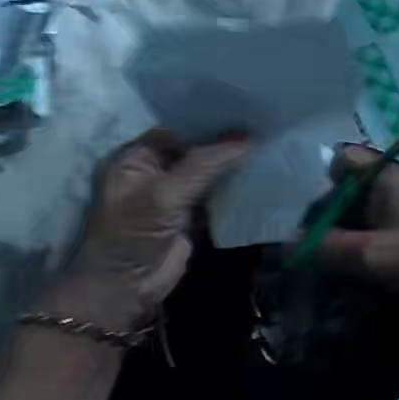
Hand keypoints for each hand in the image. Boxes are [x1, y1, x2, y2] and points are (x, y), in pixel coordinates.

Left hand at [48, 129, 250, 329]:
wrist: (124, 289)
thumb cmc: (131, 236)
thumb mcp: (165, 194)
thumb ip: (206, 164)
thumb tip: (250, 138)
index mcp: (137, 157)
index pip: (181, 127)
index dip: (213, 120)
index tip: (250, 110)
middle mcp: (156, 169)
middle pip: (199, 147)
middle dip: (230, 140)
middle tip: (268, 125)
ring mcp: (176, 192)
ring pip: (213, 168)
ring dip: (238, 162)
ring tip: (273, 143)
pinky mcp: (194, 212)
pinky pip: (221, 190)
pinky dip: (240, 183)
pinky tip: (266, 171)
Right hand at [312, 144, 398, 307]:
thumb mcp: (365, 254)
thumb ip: (324, 247)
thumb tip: (290, 245)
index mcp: (388, 175)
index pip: (343, 159)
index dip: (320, 180)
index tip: (304, 210)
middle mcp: (396, 182)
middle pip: (348, 185)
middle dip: (326, 210)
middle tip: (303, 237)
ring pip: (359, 207)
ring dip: (340, 228)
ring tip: (317, 254)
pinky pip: (372, 224)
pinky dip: (357, 238)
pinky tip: (343, 262)